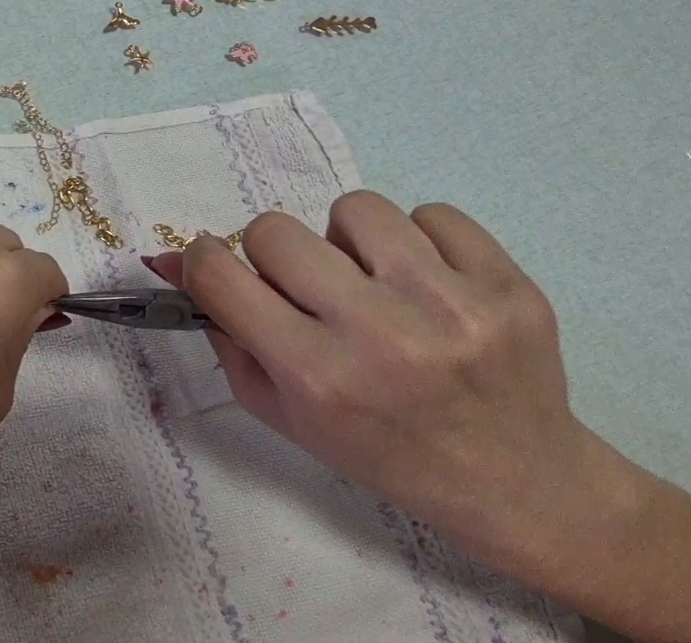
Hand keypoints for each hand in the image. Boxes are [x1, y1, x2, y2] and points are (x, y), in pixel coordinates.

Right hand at [147, 192, 612, 571]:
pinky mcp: (510, 286)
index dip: (205, 259)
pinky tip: (430, 285)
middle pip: (275, 229)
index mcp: (315, 374)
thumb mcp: (280, 409)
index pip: (219, 273)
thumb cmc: (378, 449)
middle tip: (306, 288)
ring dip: (349, 242)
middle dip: (275, 254)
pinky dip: (419, 241)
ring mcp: (452, 306)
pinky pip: (433, 213)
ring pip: (354, 208)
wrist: (518, 483)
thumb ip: (223, 330)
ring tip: (375, 283)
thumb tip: (173, 260)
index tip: (220, 266)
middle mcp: (378, 334)